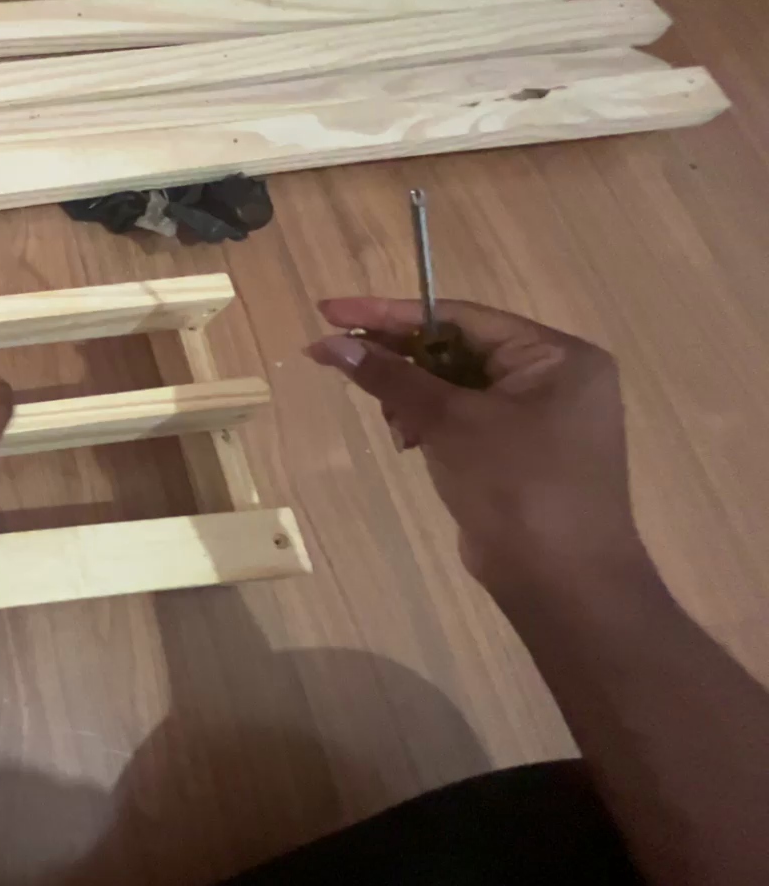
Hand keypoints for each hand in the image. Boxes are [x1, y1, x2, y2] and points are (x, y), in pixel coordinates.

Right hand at [305, 297, 643, 594]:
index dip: (387, 313)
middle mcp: (549, 376)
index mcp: (555, 357)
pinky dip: (421, 419)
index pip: (457, 317)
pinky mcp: (510, 444)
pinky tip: (406, 440)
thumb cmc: (516, 484)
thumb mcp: (448, 421)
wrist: (557, 573)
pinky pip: (453, 412)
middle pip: (449, 347)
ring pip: (445, 382)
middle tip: (328, 356)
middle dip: (392, 358)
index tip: (329, 311)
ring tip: (391, 424)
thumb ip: (389, 377)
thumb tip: (330, 343)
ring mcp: (531, 413)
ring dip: (405, 395)